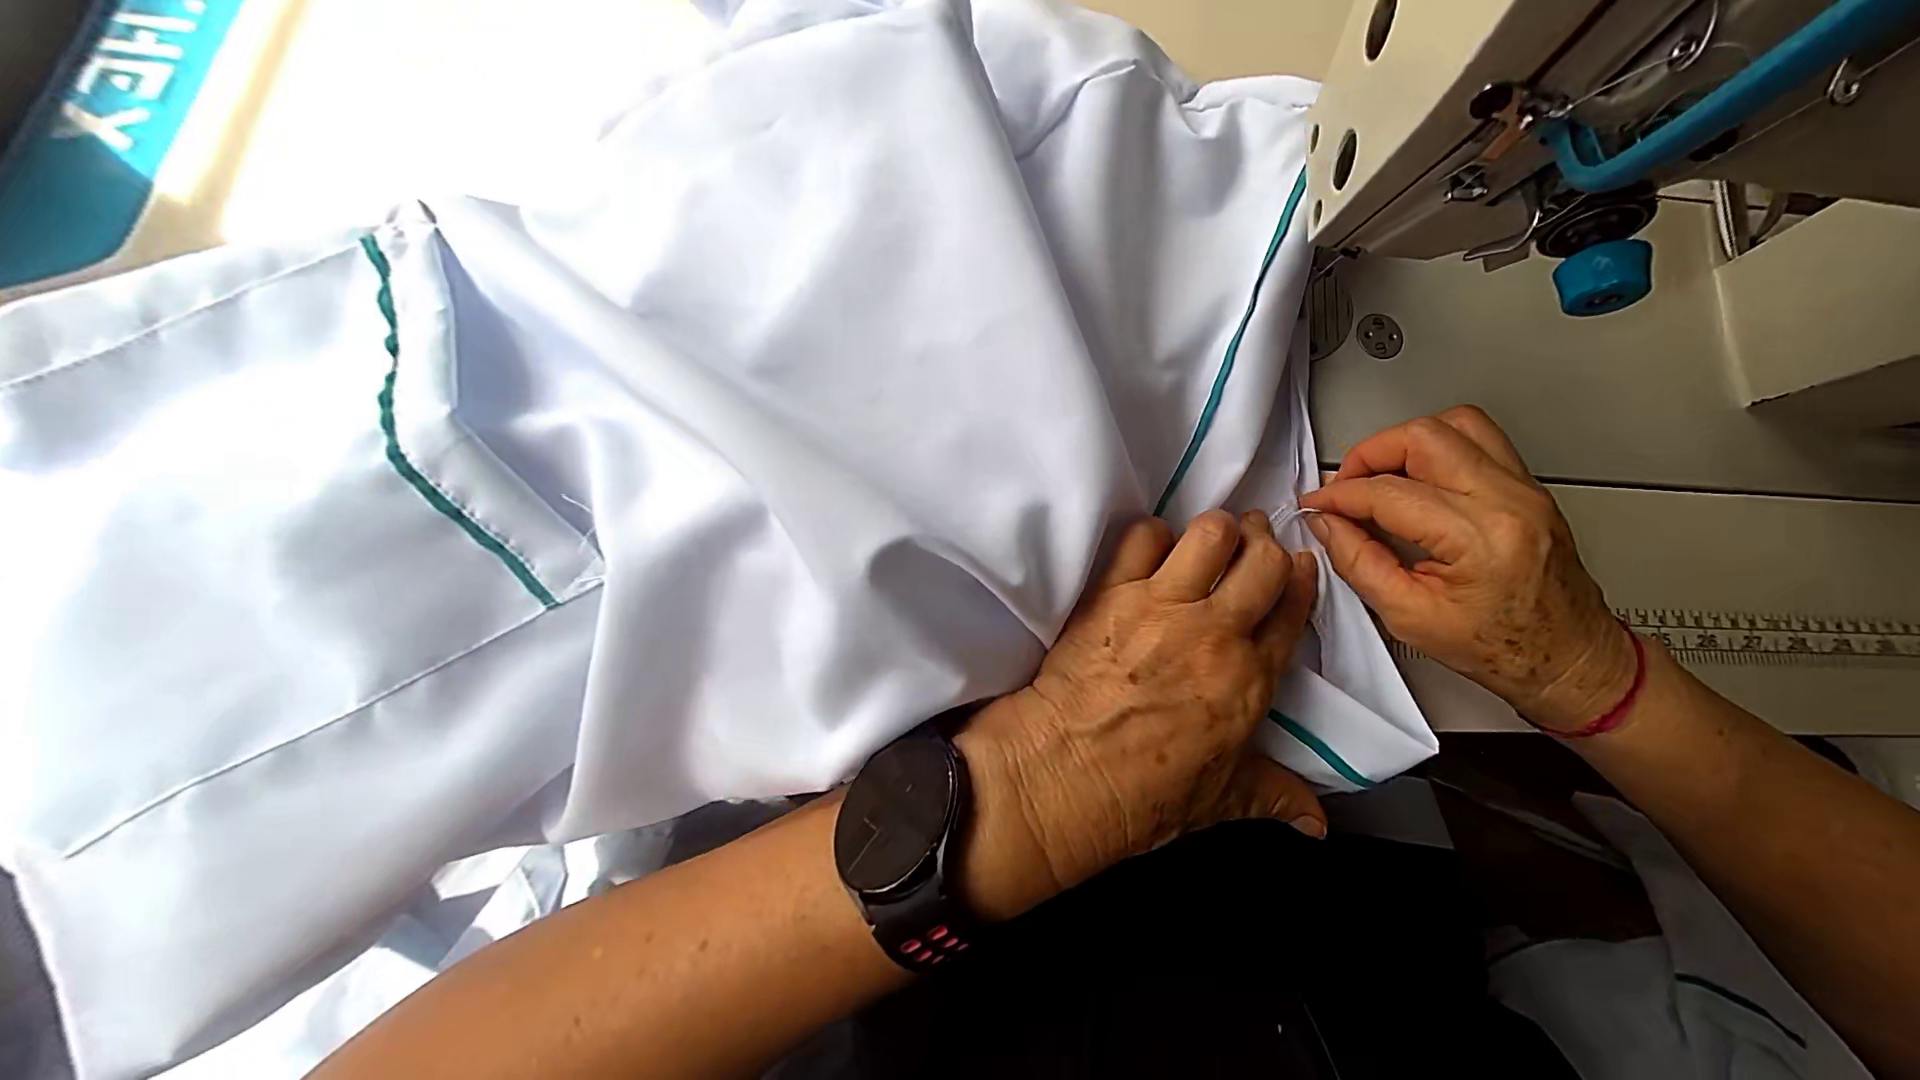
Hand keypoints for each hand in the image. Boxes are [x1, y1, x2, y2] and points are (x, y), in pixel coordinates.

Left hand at [954, 510, 1323, 921]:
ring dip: (1215, 530)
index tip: (1296, 562)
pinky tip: (1150, 550)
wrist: (1063, 773)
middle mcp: (1214, 632)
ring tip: (1209, 539)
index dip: (1299, 578)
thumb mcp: (1221, 801)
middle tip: (1254, 537)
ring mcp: (1161, 607)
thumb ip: (1275, 796)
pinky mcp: (1111, 593)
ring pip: (1209, 534)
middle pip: (1260, 560)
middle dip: (1263, 540)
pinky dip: (1151, 536)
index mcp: (1250, 678)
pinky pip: (1142, 537)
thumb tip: (1316, 823)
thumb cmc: (1144, 794)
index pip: (1291, 608)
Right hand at [1297, 405, 1635, 733]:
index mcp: (1479, 537)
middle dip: (1368, 455)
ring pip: (1455, 424)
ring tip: (1379, 475)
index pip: (1387, 491)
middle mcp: (1509, 501)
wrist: (1566, 657)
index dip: (1338, 496)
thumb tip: (1326, 524)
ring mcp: (1525, 489)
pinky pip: (1478, 440)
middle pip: (1422, 437)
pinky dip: (1435, 448)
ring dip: (1404, 443)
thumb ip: (1357, 561)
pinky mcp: (1528, 487)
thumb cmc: (1501, 646)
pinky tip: (1414, 478)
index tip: (1317, 505)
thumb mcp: (1406, 614)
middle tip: (1344, 485)